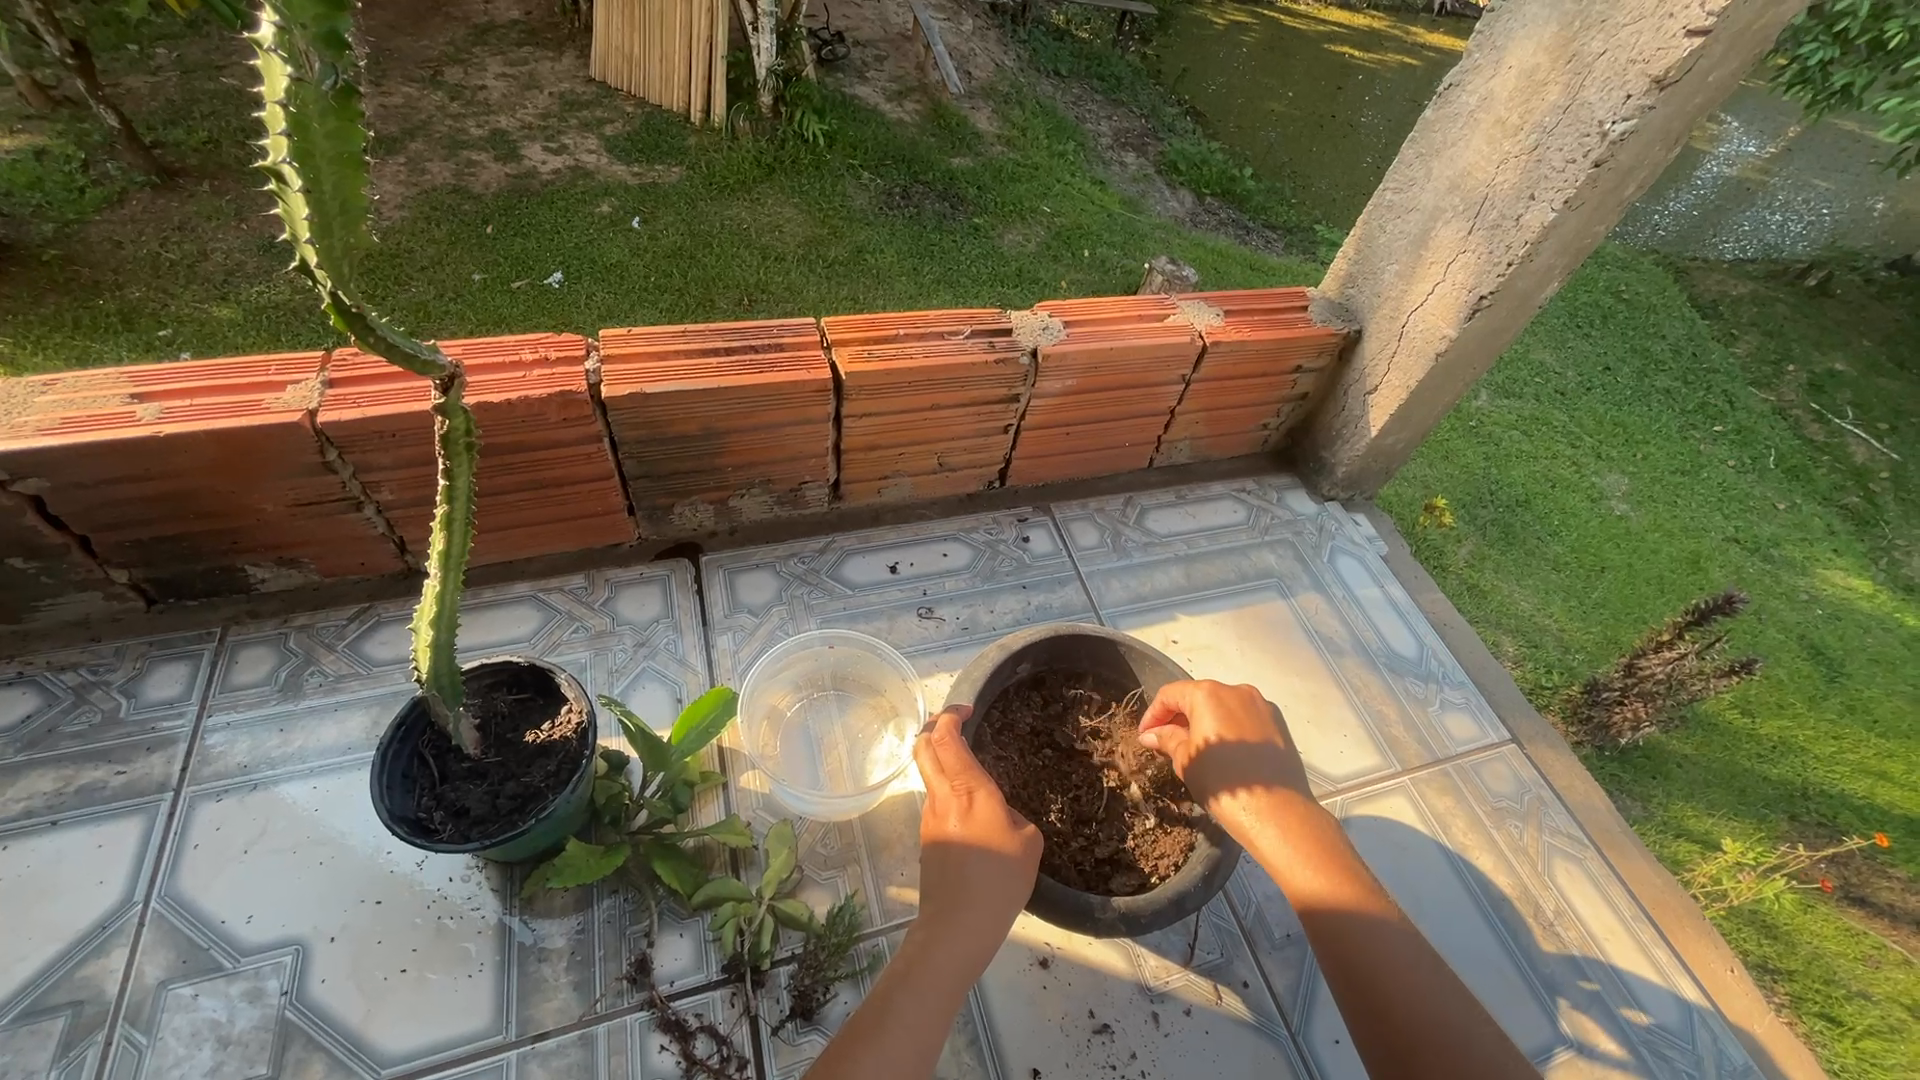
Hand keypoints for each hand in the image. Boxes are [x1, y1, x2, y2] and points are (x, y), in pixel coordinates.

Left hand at [909, 705, 1041, 975]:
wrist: (958, 926)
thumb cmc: (999, 881)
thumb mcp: (1029, 841)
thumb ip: (1013, 814)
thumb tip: (999, 812)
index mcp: (968, 789)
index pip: (946, 737)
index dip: (951, 715)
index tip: (967, 709)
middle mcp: (941, 796)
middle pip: (923, 746)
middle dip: (934, 726)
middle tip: (956, 722)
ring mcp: (928, 817)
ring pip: (926, 773)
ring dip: (939, 758)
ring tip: (968, 765)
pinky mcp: (926, 838)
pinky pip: (934, 799)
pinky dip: (945, 787)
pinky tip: (969, 809)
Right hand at [1137, 680, 1317, 845]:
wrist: (1276, 811)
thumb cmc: (1221, 782)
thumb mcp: (1185, 760)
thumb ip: (1167, 739)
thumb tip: (1150, 735)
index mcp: (1207, 694)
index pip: (1170, 694)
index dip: (1153, 714)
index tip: (1145, 735)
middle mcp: (1236, 691)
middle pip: (1198, 697)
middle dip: (1179, 717)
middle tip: (1165, 741)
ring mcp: (1261, 705)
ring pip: (1223, 706)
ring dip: (1205, 722)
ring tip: (1195, 747)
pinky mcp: (1278, 722)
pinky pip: (1244, 718)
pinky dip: (1228, 728)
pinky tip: (1224, 752)